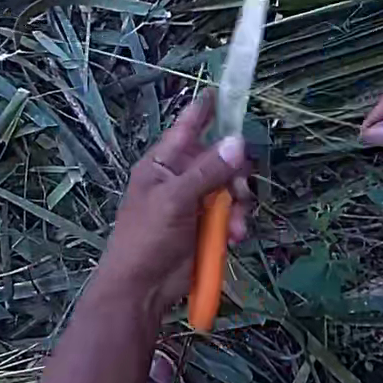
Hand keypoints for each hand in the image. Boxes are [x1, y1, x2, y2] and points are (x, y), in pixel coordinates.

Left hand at [91, 91, 252, 312]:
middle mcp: (182, 178)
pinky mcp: (208, 228)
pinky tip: (234, 238)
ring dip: (238, 206)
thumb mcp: (175, 200)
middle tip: (238, 191)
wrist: (142, 289)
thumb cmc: (146, 238)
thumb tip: (239, 141)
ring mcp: (197, 204)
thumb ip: (207, 171)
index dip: (205, 110)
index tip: (223, 92)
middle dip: (235, 175)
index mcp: (163, 163)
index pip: (188, 128)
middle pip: (221, 159)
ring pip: (232, 189)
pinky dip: (236, 225)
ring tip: (234, 228)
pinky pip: (233, 215)